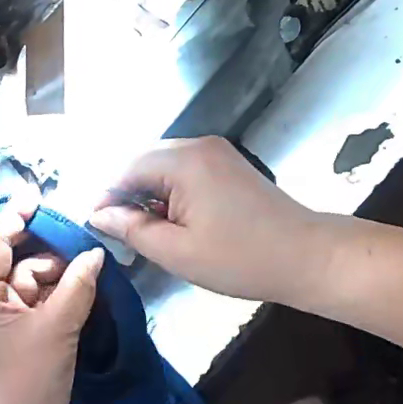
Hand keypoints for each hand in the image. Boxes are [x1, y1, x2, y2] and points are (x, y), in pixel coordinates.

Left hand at [0, 189, 103, 403]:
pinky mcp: (0, 340)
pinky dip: (47, 299)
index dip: (17, 216)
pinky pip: (24, 306)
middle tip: (78, 243)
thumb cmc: (26, 387)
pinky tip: (73, 297)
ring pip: (21, 283)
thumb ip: (77, 285)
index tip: (38, 193)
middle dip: (43, 253)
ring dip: (50, 279)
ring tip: (82, 279)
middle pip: (8, 260)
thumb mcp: (56, 330)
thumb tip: (95, 252)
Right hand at [88, 136, 331, 304]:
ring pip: (161, 163)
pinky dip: (168, 188)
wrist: (308, 256)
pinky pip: (182, 167)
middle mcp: (197, 145)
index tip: (94, 224)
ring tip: (141, 226)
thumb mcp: (177, 251)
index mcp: (183, 161)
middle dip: (124, 191)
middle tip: (115, 228)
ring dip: (146, 190)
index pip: (126, 169)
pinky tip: (169, 216)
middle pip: (143, 160)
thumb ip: (132, 228)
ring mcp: (215, 151)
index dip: (105, 195)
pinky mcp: (226, 162)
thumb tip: (99, 215)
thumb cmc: (241, 258)